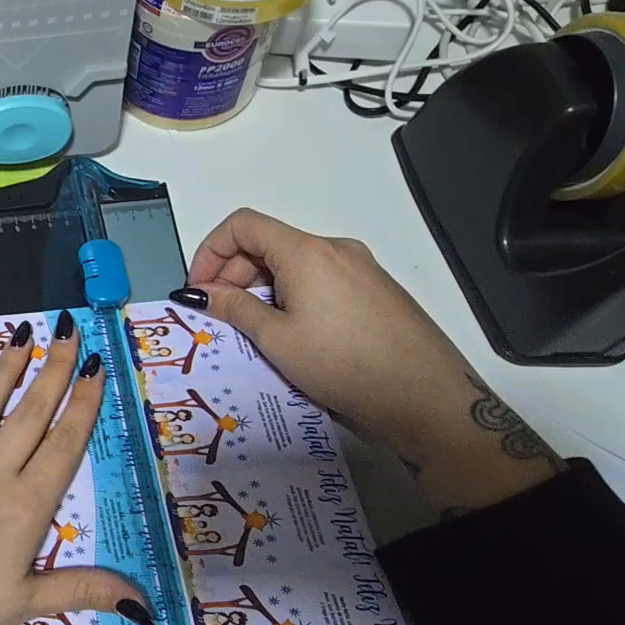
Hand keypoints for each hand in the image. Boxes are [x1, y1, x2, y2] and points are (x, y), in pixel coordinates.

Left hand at [0, 312, 152, 624]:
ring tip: (25, 335)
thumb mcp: (26, 604)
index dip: (83, 403)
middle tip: (68, 331)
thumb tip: (145, 606)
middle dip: (53, 370)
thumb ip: (84, 590)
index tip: (95, 367)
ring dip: (9, 367)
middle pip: (30, 412)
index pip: (64, 443)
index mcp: (26, 505)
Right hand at [178, 208, 565, 511]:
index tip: (198, 289)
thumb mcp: (276, 339)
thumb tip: (200, 292)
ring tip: (250, 330)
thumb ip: (234, 308)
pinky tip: (288, 333)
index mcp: (306, 252)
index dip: (209, 251)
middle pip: (266, 243)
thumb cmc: (342, 364)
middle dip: (231, 273)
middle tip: (217, 315)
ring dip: (259, 287)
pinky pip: (317, 280)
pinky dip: (288, 295)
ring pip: (291, 264)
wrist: (426, 398)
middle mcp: (334, 249)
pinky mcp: (373, 290)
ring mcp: (359, 268)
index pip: (242, 225)